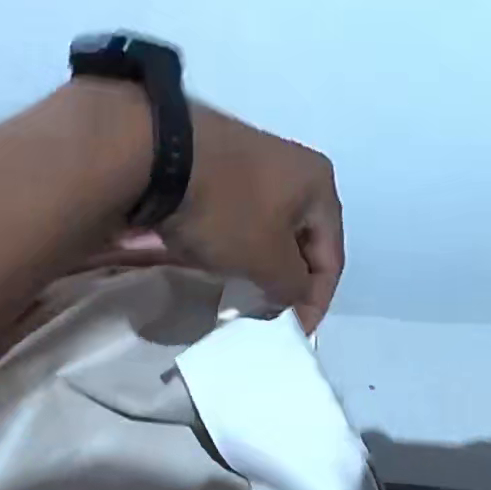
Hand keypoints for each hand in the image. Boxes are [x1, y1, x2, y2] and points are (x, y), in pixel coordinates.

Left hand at [163, 105, 343, 333]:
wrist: (158, 156)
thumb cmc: (227, 212)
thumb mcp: (268, 261)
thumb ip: (292, 287)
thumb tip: (293, 296)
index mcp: (319, 185)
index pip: (331, 258)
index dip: (317, 301)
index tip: (297, 333)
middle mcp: (296, 168)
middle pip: (304, 243)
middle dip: (292, 283)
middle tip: (277, 316)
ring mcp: (258, 164)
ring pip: (274, 232)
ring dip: (267, 267)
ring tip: (253, 296)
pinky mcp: (224, 168)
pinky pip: (246, 220)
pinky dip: (244, 247)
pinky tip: (230, 264)